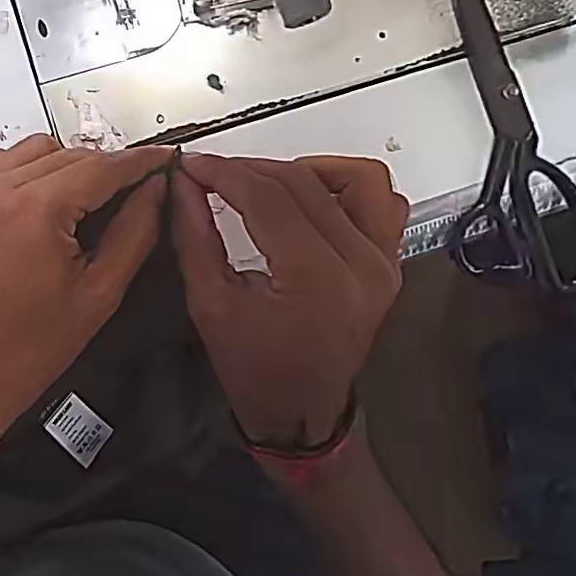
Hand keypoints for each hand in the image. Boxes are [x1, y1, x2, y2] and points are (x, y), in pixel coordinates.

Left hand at [0, 135, 171, 504]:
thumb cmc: (20, 349)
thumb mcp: (100, 293)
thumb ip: (135, 231)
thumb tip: (154, 192)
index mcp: (34, 212)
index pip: (102, 166)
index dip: (140, 161)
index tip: (160, 160)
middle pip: (72, 153)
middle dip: (109, 167)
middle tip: (136, 189)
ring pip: (38, 150)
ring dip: (70, 164)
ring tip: (91, 199)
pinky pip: (4, 163)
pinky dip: (33, 169)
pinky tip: (49, 198)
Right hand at [171, 154, 408, 447]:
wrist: (299, 410)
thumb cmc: (253, 368)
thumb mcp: (209, 302)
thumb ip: (195, 235)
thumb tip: (185, 183)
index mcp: (317, 281)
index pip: (268, 199)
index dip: (224, 173)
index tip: (193, 166)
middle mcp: (362, 266)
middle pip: (303, 183)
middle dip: (249, 169)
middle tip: (212, 174)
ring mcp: (384, 263)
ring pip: (355, 179)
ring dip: (303, 170)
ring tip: (264, 183)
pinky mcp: (390, 263)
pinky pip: (382, 201)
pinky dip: (347, 186)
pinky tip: (312, 198)